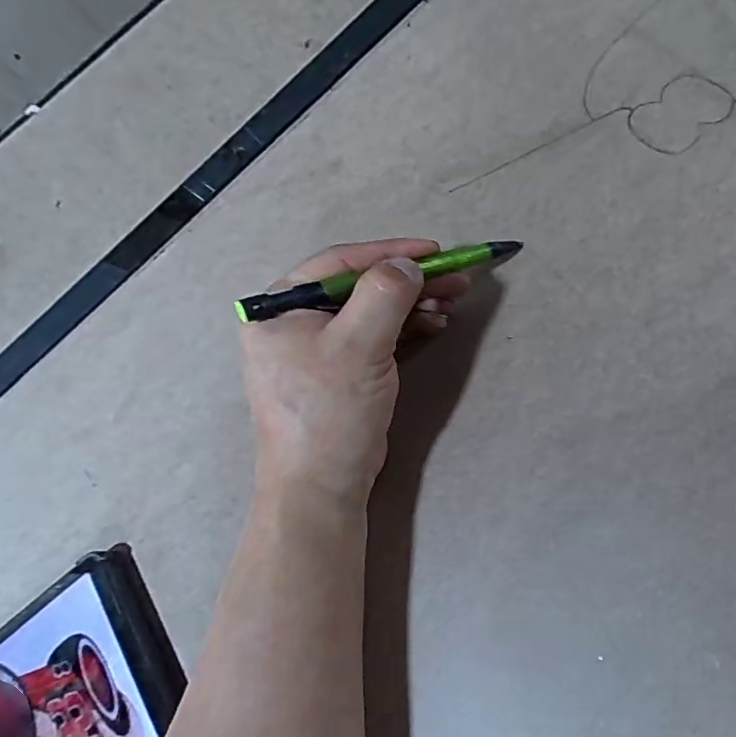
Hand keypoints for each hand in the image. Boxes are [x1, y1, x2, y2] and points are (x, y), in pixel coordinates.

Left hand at [240, 239, 472, 505]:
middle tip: (455, 279)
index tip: (434, 251)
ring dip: (412, 305)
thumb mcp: (357, 347)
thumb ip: (383, 297)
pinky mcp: (341, 374)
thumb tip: (409, 266)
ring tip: (452, 301)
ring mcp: (318, 350)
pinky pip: (375, 338)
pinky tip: (434, 324)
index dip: (389, 253)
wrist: (322, 485)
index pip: (340, 264)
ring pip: (371, 313)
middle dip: (409, 282)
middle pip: (359, 288)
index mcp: (281, 307)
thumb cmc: (330, 413)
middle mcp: (295, 323)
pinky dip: (405, 330)